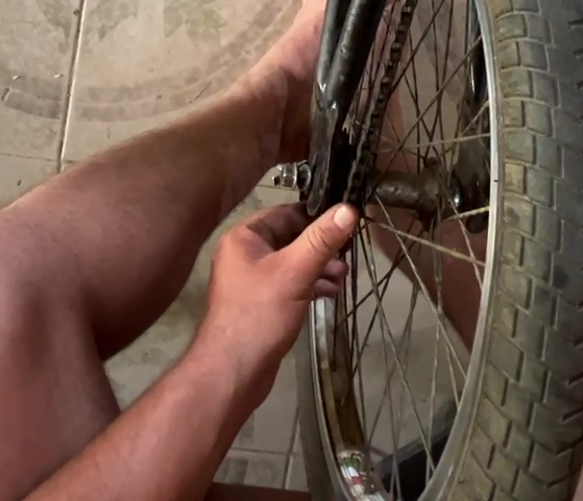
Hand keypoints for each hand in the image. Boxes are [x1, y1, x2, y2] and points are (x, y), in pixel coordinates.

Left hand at [192, 204, 356, 410]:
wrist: (233, 373)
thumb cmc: (260, 313)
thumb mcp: (295, 272)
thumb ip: (321, 240)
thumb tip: (348, 208)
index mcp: (244, 237)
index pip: (286, 213)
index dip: (316, 215)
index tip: (346, 220)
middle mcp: (246, 253)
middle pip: (291, 238)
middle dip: (321, 246)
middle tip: (349, 254)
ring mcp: (253, 280)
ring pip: (293, 262)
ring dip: (319, 267)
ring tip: (344, 276)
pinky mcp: (262, 303)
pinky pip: (290, 284)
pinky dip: (310, 284)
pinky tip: (332, 291)